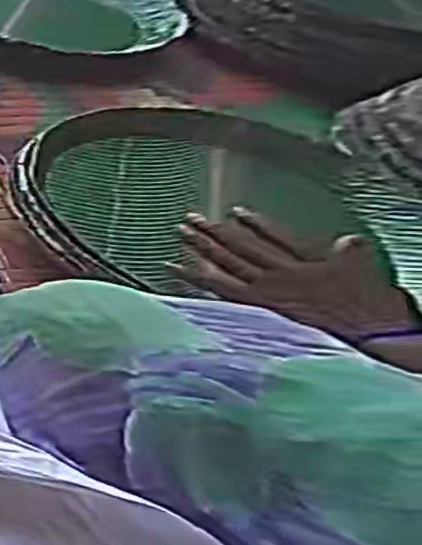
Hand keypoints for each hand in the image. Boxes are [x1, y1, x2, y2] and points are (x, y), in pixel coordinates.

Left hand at [175, 208, 417, 341]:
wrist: (377, 333)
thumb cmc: (374, 306)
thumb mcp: (368, 273)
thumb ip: (350, 254)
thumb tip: (348, 238)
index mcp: (314, 260)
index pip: (279, 236)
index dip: (256, 223)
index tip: (236, 211)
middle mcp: (284, 271)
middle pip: (244, 246)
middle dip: (216, 230)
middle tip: (192, 217)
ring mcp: (267, 287)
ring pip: (226, 261)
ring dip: (200, 245)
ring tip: (180, 231)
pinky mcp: (254, 302)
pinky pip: (215, 285)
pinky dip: (190, 274)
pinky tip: (169, 265)